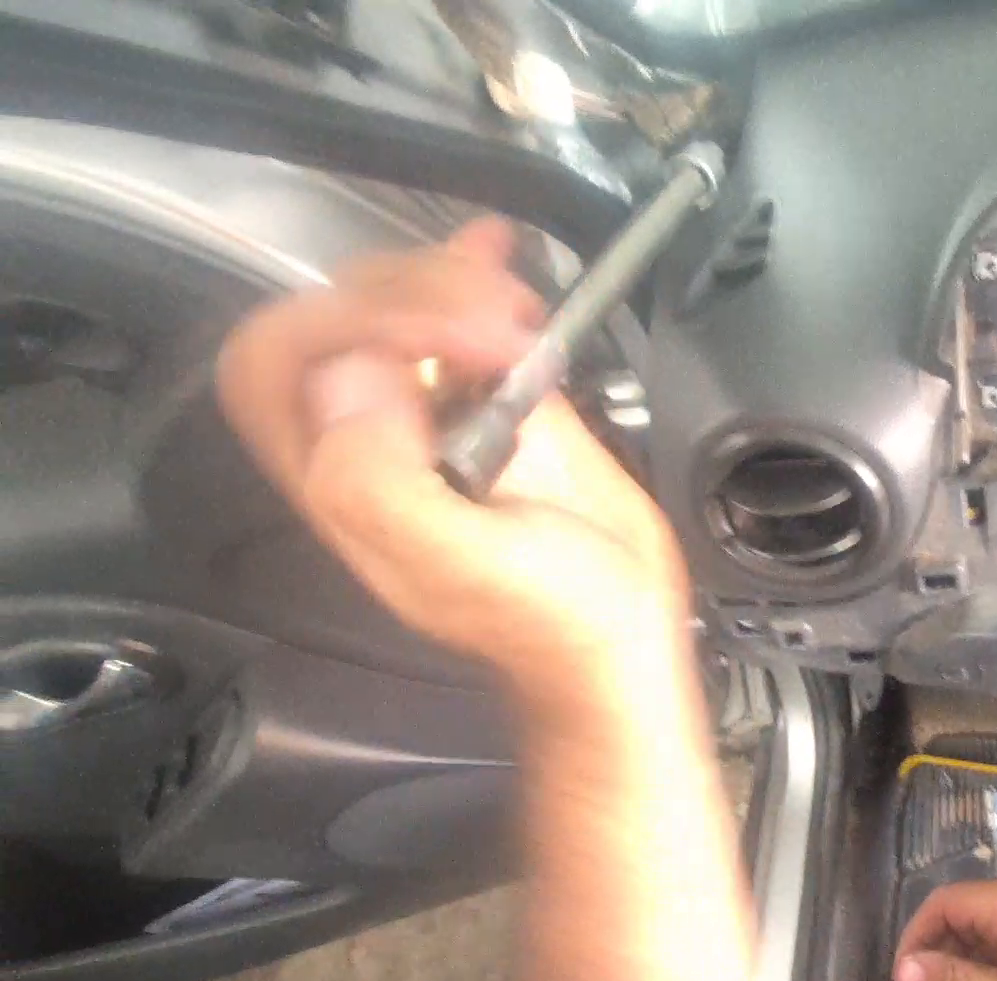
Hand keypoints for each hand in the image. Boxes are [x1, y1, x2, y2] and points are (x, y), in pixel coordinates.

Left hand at [217, 218, 686, 684]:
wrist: (624, 629)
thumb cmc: (548, 613)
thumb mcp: (455, 566)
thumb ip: (379, 482)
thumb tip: (357, 373)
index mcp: (345, 479)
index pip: (288, 362)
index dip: (358, 325)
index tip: (460, 340)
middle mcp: (383, 437)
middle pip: (342, 321)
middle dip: (415, 294)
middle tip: (501, 317)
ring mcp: (450, 417)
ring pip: (402, 311)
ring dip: (449, 279)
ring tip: (517, 301)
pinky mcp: (512, 410)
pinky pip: (476, 331)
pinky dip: (480, 280)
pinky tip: (498, 250)